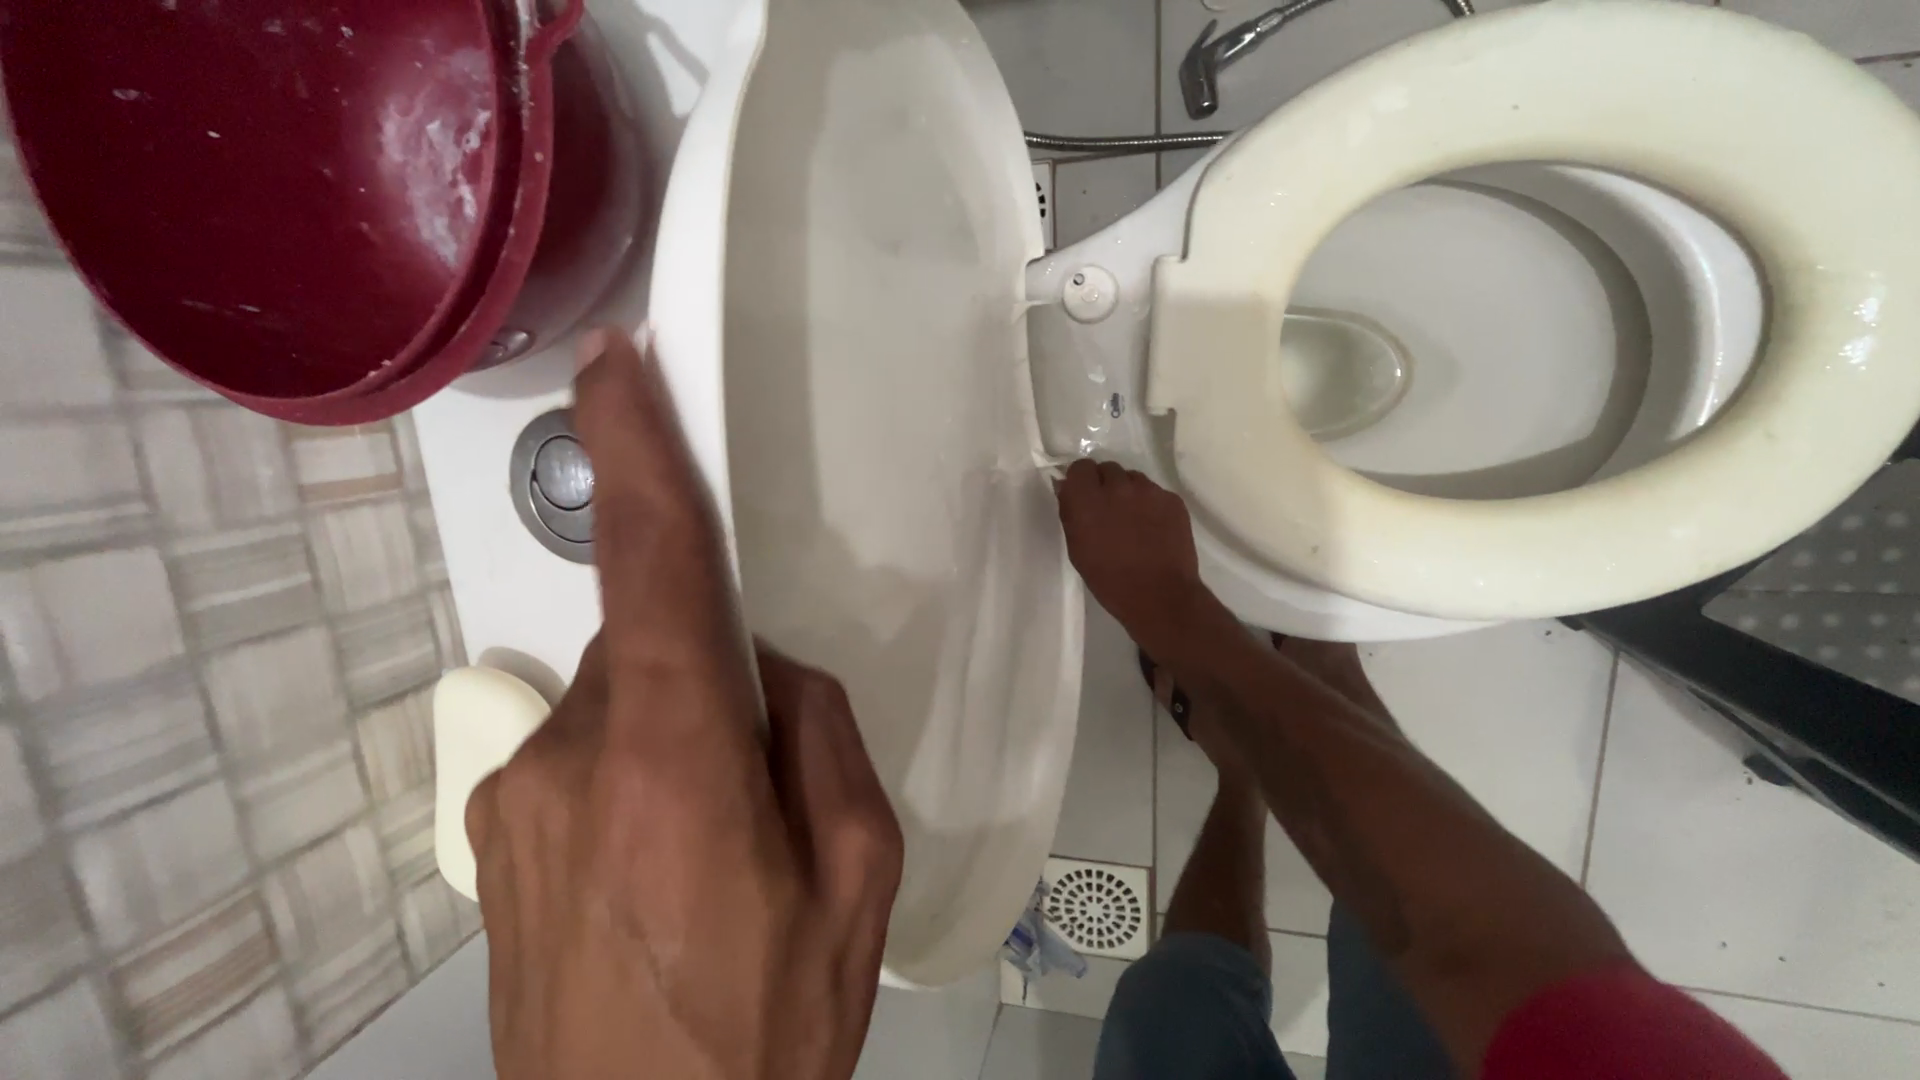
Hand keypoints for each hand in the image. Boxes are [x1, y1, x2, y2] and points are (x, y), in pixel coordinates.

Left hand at [466, 329, 903, 1079]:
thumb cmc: (766, 1024)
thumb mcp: (854, 876)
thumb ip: (821, 741)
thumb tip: (774, 669)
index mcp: (675, 759)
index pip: (651, 564)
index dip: (636, 449)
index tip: (618, 362)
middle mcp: (572, 756)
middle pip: (653, 643)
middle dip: (715, 670)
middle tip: (770, 774)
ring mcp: (517, 798)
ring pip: (624, 702)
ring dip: (683, 732)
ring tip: (724, 846)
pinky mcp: (496, 836)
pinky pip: (589, 753)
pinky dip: (643, 768)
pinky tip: (676, 867)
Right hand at [1055, 459, 1207, 662]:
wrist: (1160, 596)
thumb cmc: (1109, 580)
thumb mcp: (1077, 549)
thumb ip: (1070, 513)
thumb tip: (1066, 488)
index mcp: (1087, 500)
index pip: (1081, 467)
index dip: (1081, 481)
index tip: (1083, 496)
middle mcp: (1118, 487)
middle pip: (1108, 469)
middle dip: (1105, 485)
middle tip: (1108, 511)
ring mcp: (1149, 491)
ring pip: (1133, 479)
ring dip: (1128, 493)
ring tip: (1132, 521)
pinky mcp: (1172, 500)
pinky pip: (1155, 492)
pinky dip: (1150, 505)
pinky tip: (1152, 529)